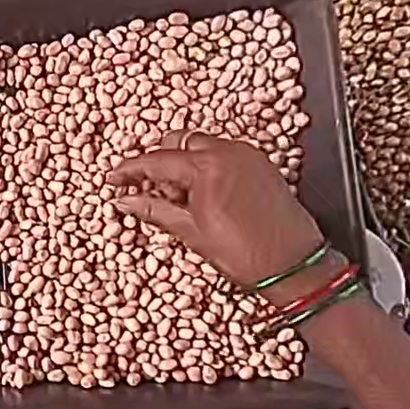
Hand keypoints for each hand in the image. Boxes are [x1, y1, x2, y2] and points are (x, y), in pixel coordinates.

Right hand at [106, 133, 324, 287]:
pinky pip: (223, 155)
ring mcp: (248, 157)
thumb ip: (153, 209)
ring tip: (173, 196)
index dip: (130, 170)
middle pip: (179, 143)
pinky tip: (199, 194)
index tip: (114, 179)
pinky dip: (205, 167)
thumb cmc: (247, 253)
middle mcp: (230, 153)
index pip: (157, 160)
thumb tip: (125, 201)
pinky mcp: (261, 166)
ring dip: (182, 164)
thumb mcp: (190, 231)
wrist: (295, 265)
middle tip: (143, 187)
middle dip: (158, 162)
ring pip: (202, 146)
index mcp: (208, 167)